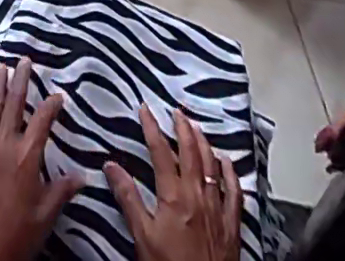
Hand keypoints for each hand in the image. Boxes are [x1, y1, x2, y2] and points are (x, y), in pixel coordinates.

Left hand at [0, 57, 83, 260]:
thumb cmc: (13, 236)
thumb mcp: (44, 218)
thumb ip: (61, 192)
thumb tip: (82, 175)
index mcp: (27, 157)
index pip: (43, 122)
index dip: (52, 106)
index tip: (59, 95)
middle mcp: (5, 145)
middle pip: (15, 105)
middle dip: (21, 81)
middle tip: (24, 60)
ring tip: (0, 66)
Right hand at [104, 106, 241, 260]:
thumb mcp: (142, 236)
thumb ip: (128, 199)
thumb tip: (110, 165)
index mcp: (174, 195)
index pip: (161, 152)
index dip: (152, 128)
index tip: (145, 108)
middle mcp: (198, 194)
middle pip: (191, 152)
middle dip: (183, 128)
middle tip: (176, 111)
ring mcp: (218, 208)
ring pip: (212, 166)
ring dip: (204, 143)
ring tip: (196, 126)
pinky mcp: (232, 224)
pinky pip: (234, 192)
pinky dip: (230, 172)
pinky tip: (226, 161)